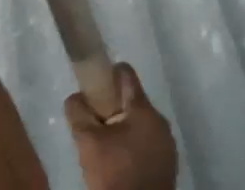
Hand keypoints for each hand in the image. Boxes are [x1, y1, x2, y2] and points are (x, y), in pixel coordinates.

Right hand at [65, 64, 178, 189]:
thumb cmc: (114, 172)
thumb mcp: (86, 140)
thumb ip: (78, 110)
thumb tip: (76, 96)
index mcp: (144, 110)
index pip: (125, 73)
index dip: (105, 74)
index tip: (92, 87)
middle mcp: (161, 122)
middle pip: (131, 99)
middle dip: (110, 106)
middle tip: (93, 123)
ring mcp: (167, 145)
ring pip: (139, 122)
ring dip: (121, 127)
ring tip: (104, 145)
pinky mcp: (168, 164)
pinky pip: (146, 142)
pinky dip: (132, 145)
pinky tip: (118, 161)